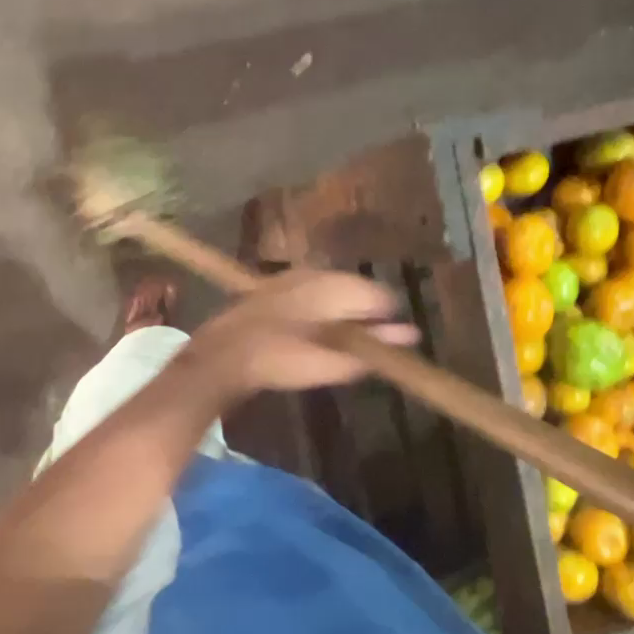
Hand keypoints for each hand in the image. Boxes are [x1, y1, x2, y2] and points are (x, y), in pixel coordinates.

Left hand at [177, 271, 418, 394]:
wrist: (222, 353)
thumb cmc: (280, 359)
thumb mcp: (333, 361)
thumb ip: (373, 348)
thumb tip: (411, 336)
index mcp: (336, 284)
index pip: (382, 295)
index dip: (389, 322)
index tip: (385, 347)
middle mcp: (317, 272)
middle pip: (357, 291)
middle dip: (364, 318)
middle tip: (359, 350)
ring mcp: (292, 277)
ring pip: (332, 293)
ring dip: (339, 317)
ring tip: (333, 347)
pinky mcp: (273, 288)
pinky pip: (309, 297)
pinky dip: (316, 315)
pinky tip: (306, 337)